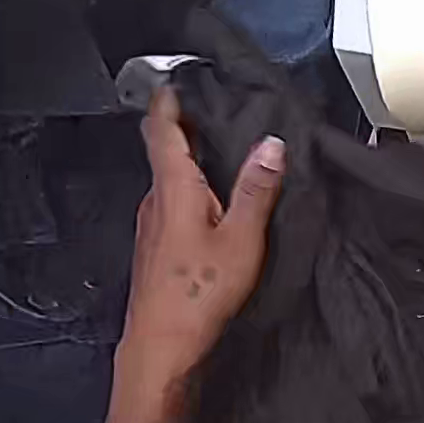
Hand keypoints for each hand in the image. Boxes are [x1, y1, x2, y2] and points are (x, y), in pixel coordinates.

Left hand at [117, 88, 284, 392]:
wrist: (162, 342)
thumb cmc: (201, 291)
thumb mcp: (241, 238)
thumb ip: (257, 190)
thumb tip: (271, 144)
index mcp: (174, 189)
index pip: (162, 131)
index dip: (168, 102)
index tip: (179, 80)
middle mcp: (155, 201)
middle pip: (165, 152)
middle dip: (185, 128)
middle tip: (213, 112)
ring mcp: (151, 226)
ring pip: (168, 180)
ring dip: (189, 161)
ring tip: (219, 152)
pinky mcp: (157, 248)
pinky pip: (171, 204)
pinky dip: (189, 190)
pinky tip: (211, 205)